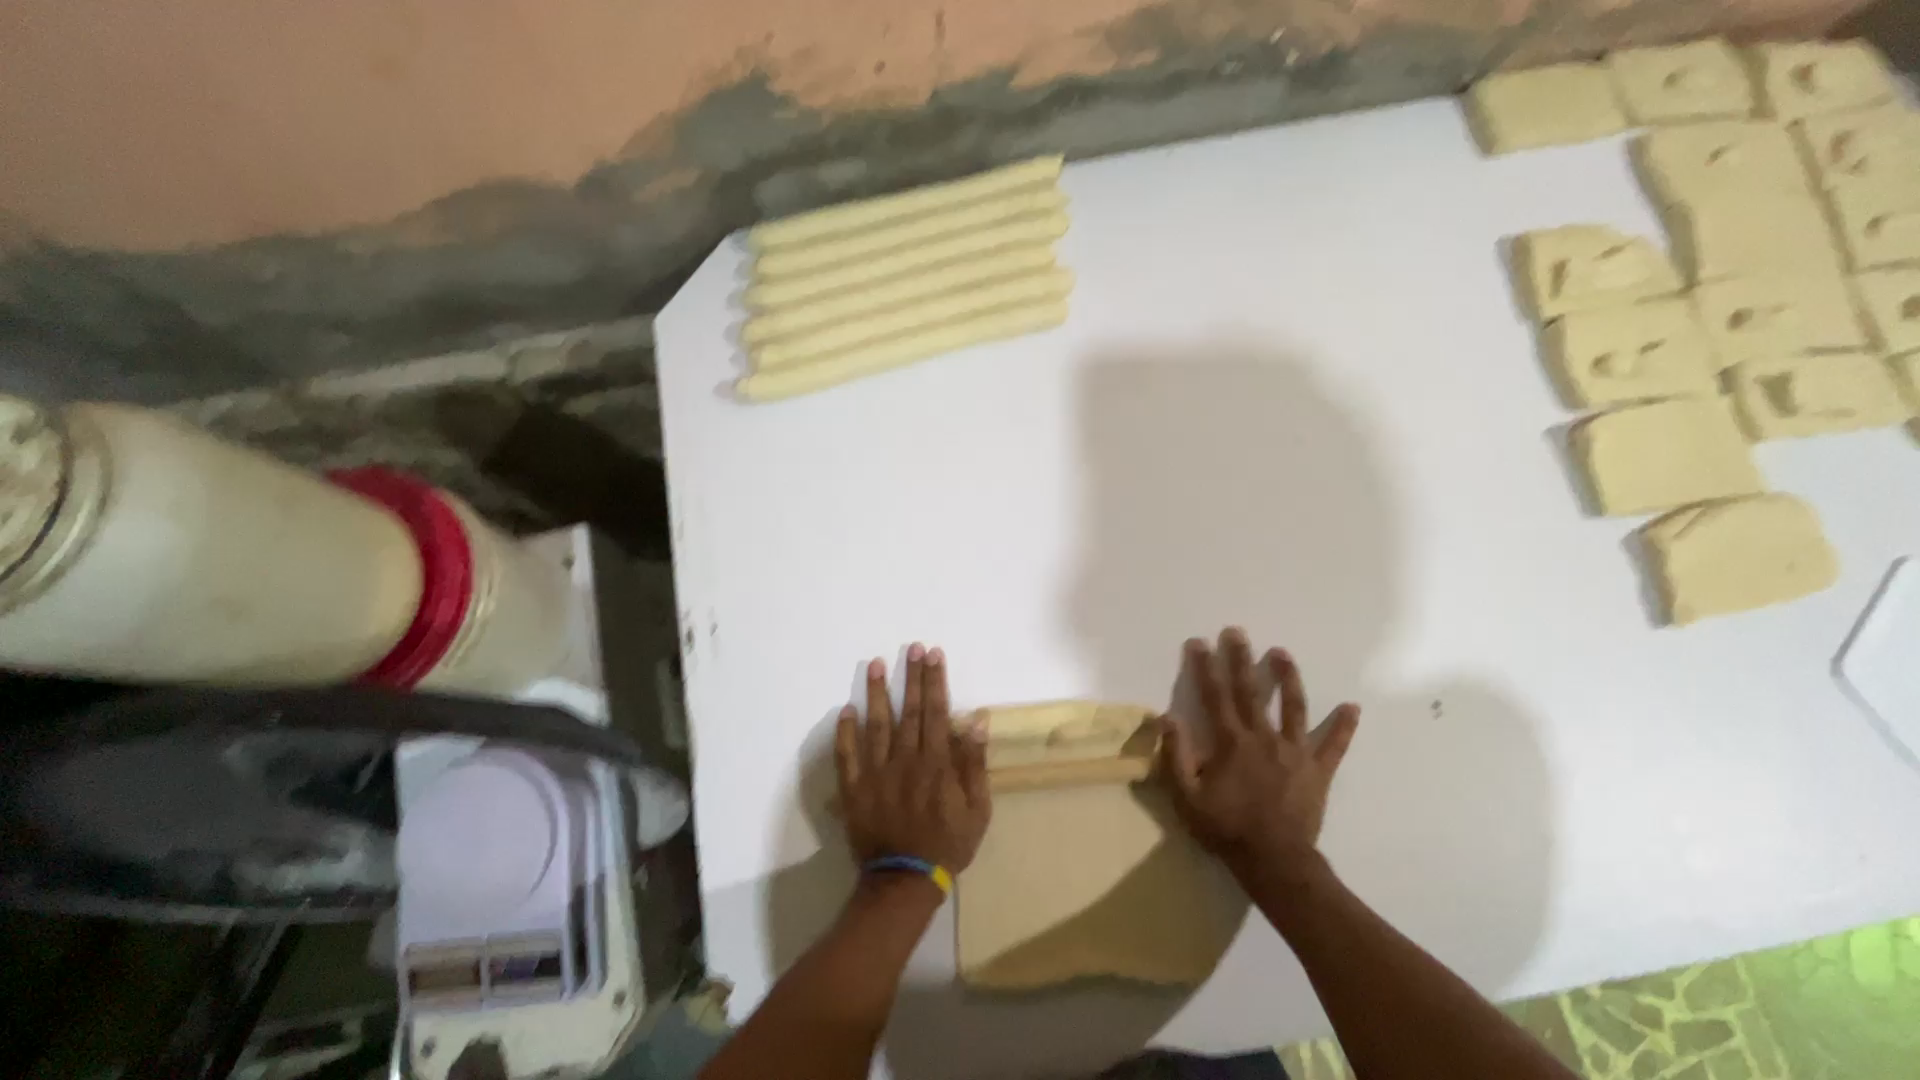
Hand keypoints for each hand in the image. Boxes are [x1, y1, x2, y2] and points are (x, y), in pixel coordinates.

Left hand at [835, 644, 991, 873]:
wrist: (906, 880)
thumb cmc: (948, 844)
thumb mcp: (977, 808)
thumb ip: (974, 763)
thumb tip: (976, 719)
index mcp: (937, 763)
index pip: (937, 712)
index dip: (936, 681)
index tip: (934, 655)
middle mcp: (906, 760)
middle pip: (910, 711)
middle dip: (912, 677)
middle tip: (912, 647)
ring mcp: (877, 773)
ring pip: (876, 725)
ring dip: (878, 693)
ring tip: (876, 664)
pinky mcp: (855, 789)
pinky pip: (847, 755)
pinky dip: (845, 732)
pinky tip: (846, 709)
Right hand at [1160, 628, 1360, 880]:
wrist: (1275, 860)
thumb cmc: (1225, 829)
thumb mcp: (1186, 797)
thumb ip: (1176, 756)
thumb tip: (1166, 717)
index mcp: (1231, 743)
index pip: (1215, 697)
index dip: (1205, 668)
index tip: (1199, 643)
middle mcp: (1263, 738)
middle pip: (1251, 691)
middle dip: (1241, 659)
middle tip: (1237, 632)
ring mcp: (1294, 752)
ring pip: (1292, 707)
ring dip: (1286, 678)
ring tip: (1282, 653)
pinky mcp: (1317, 770)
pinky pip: (1333, 745)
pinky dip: (1343, 727)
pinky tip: (1352, 707)